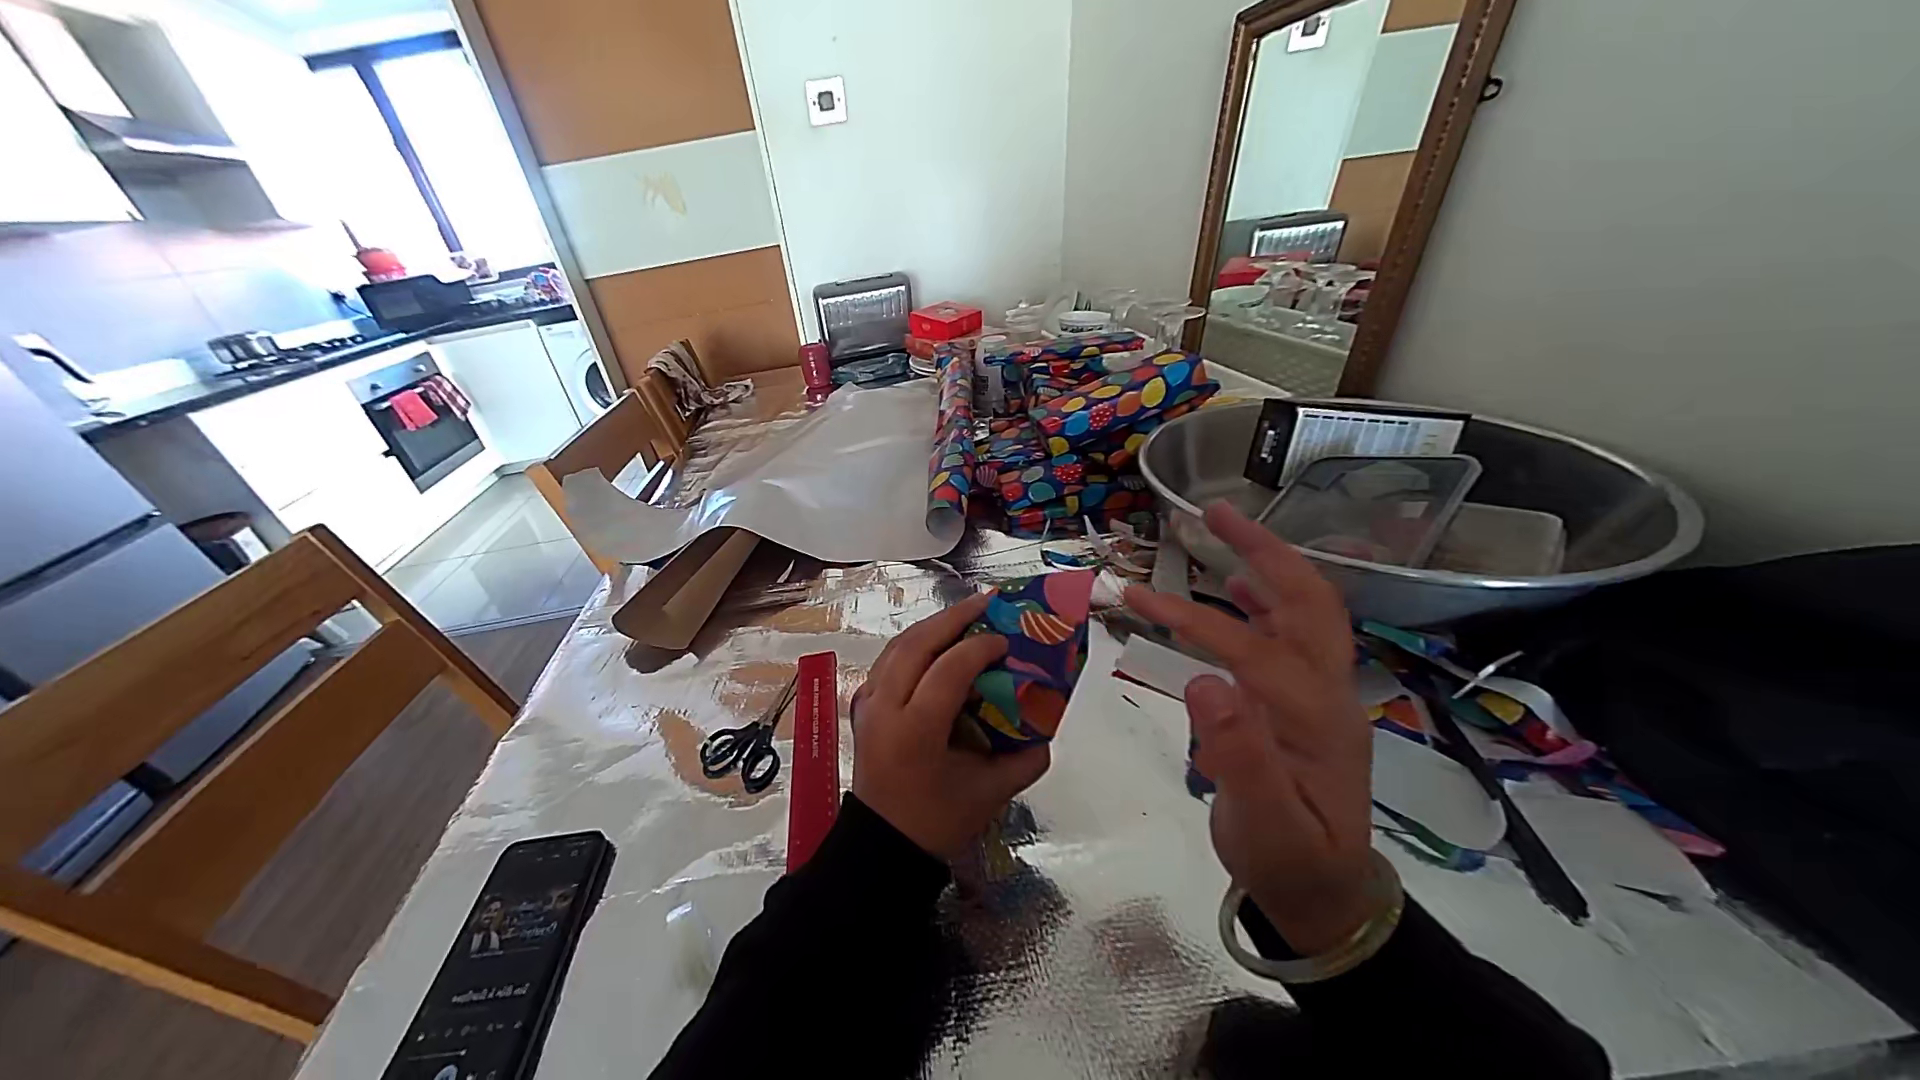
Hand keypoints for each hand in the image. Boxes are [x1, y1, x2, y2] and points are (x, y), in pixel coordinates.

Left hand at [850, 593, 1052, 858]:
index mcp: (916, 731)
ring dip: (932, 626)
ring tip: (965, 614)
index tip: (1005, 642)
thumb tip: (1047, 726)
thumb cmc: (936, 822)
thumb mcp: (989, 794)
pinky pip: (888, 661)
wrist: (881, 846)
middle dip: (952, 618)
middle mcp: (886, 708)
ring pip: (897, 646)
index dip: (978, 648)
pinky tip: (936, 642)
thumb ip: (1026, 759)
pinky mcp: (863, 706)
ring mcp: (868, 705)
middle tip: (985, 602)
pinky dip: (914, 644)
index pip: (947, 670)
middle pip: (915, 645)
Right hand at [1125, 501, 1373, 954]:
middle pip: (1307, 600)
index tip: (1135, 596)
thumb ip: (1239, 756)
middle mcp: (1328, 690)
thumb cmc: (1291, 861)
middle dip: (1262, 549)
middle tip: (1214, 512)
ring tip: (1220, 529)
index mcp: (1317, 717)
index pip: (1251, 649)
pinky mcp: (1307, 698)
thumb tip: (1201, 681)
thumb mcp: (1265, 825)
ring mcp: (1322, 691)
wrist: (1330, 893)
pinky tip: (1238, 589)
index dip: (1192, 619)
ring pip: (1304, 608)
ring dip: (1266, 563)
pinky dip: (1265, 599)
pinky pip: (1291, 633)